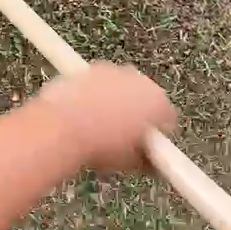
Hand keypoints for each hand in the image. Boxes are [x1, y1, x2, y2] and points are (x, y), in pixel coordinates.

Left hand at [32, 62, 176, 171]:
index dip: (158, 134)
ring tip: (101, 125)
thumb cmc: (99, 144)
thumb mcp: (130, 161)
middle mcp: (141, 81)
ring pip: (124, 87)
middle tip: (125, 136)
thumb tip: (147, 159)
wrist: (63, 127)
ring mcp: (117, 71)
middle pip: (146, 98)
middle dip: (138, 113)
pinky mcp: (93, 68)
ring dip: (117, 101)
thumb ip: (147, 157)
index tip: (149, 145)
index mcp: (158, 103)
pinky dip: (97, 93)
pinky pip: (102, 82)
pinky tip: (86, 112)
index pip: (168, 118)